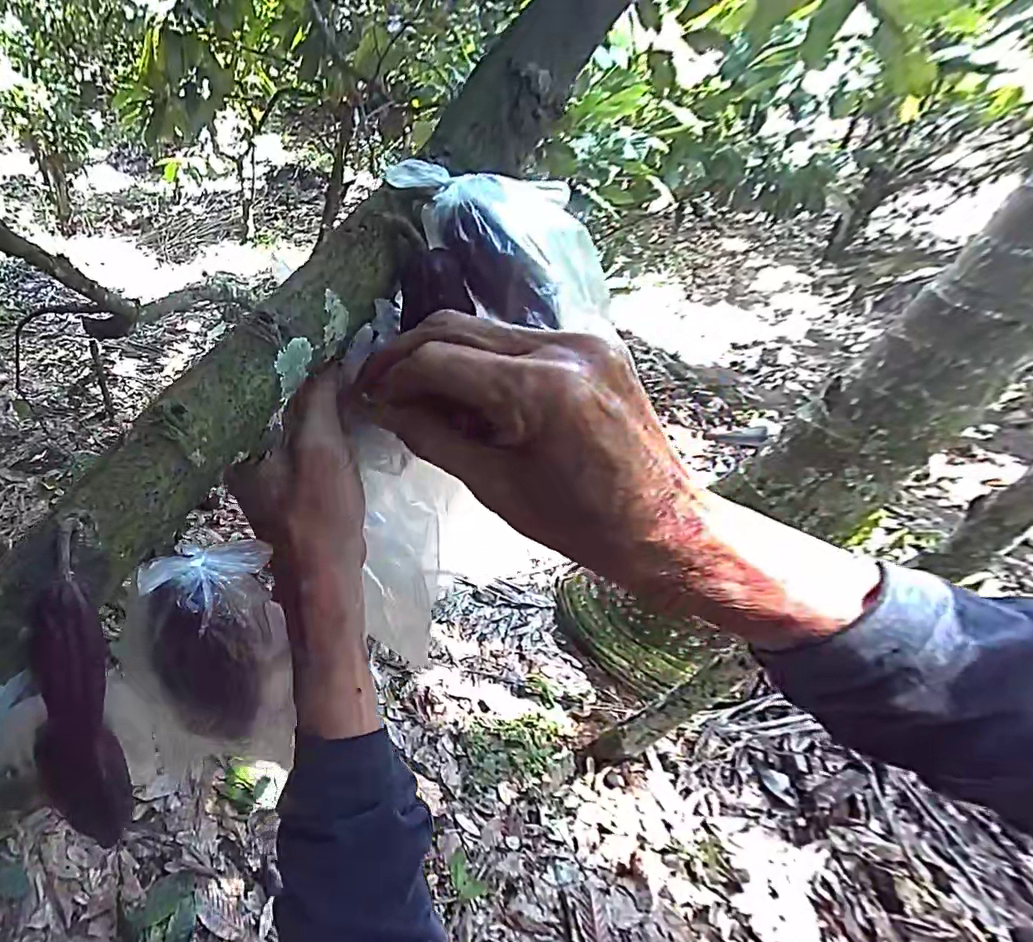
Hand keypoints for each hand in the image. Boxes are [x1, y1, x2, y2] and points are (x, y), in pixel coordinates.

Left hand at [231, 366, 377, 737]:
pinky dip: (312, 419)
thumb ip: (319, 401)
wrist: (325, 582)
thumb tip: (324, 357)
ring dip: (307, 393)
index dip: (281, 353)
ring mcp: (259, 469)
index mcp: (238, 443)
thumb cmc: (320, 519)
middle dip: (296, 370)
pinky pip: (293, 436)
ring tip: (334, 364)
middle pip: (265, 397)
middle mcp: (239, 453)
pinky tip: (333, 405)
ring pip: (281, 417)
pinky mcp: (280, 482)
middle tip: (328, 342)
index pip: (251, 380)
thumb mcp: (323, 450)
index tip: (310, 328)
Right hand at [354, 312, 876, 647]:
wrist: (664, 523)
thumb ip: (432, 437)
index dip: (392, 377)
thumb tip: (384, 408)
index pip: (437, 359)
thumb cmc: (578, 523)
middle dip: (407, 355)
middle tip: (379, 387)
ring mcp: (581, 338)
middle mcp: (561, 347)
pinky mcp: (590, 344)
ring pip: (483, 328)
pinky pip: (514, 340)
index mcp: (539, 390)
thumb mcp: (493, 486)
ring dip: (441, 357)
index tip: (368, 398)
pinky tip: (468, 397)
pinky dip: (479, 361)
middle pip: (455, 327)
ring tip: (421, 399)